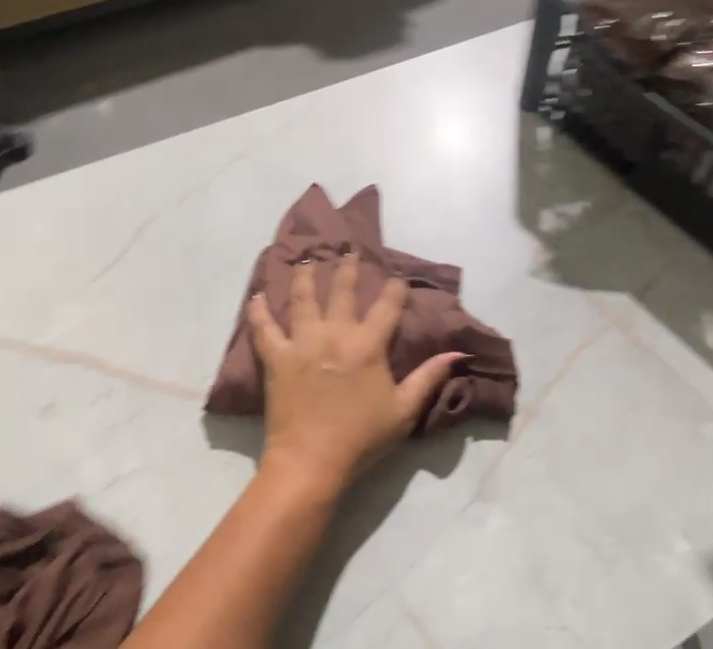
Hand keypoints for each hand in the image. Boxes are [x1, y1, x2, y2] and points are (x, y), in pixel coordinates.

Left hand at [247, 252, 462, 492]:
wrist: (311, 461)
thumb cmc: (362, 438)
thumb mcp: (404, 410)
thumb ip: (428, 377)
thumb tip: (456, 353)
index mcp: (368, 345)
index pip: (386, 307)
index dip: (394, 289)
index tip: (397, 277)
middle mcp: (335, 334)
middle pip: (342, 292)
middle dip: (348, 269)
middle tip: (349, 252)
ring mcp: (302, 343)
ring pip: (302, 300)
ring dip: (306, 278)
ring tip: (307, 262)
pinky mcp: (275, 358)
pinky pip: (264, 328)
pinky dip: (259, 311)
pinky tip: (256, 296)